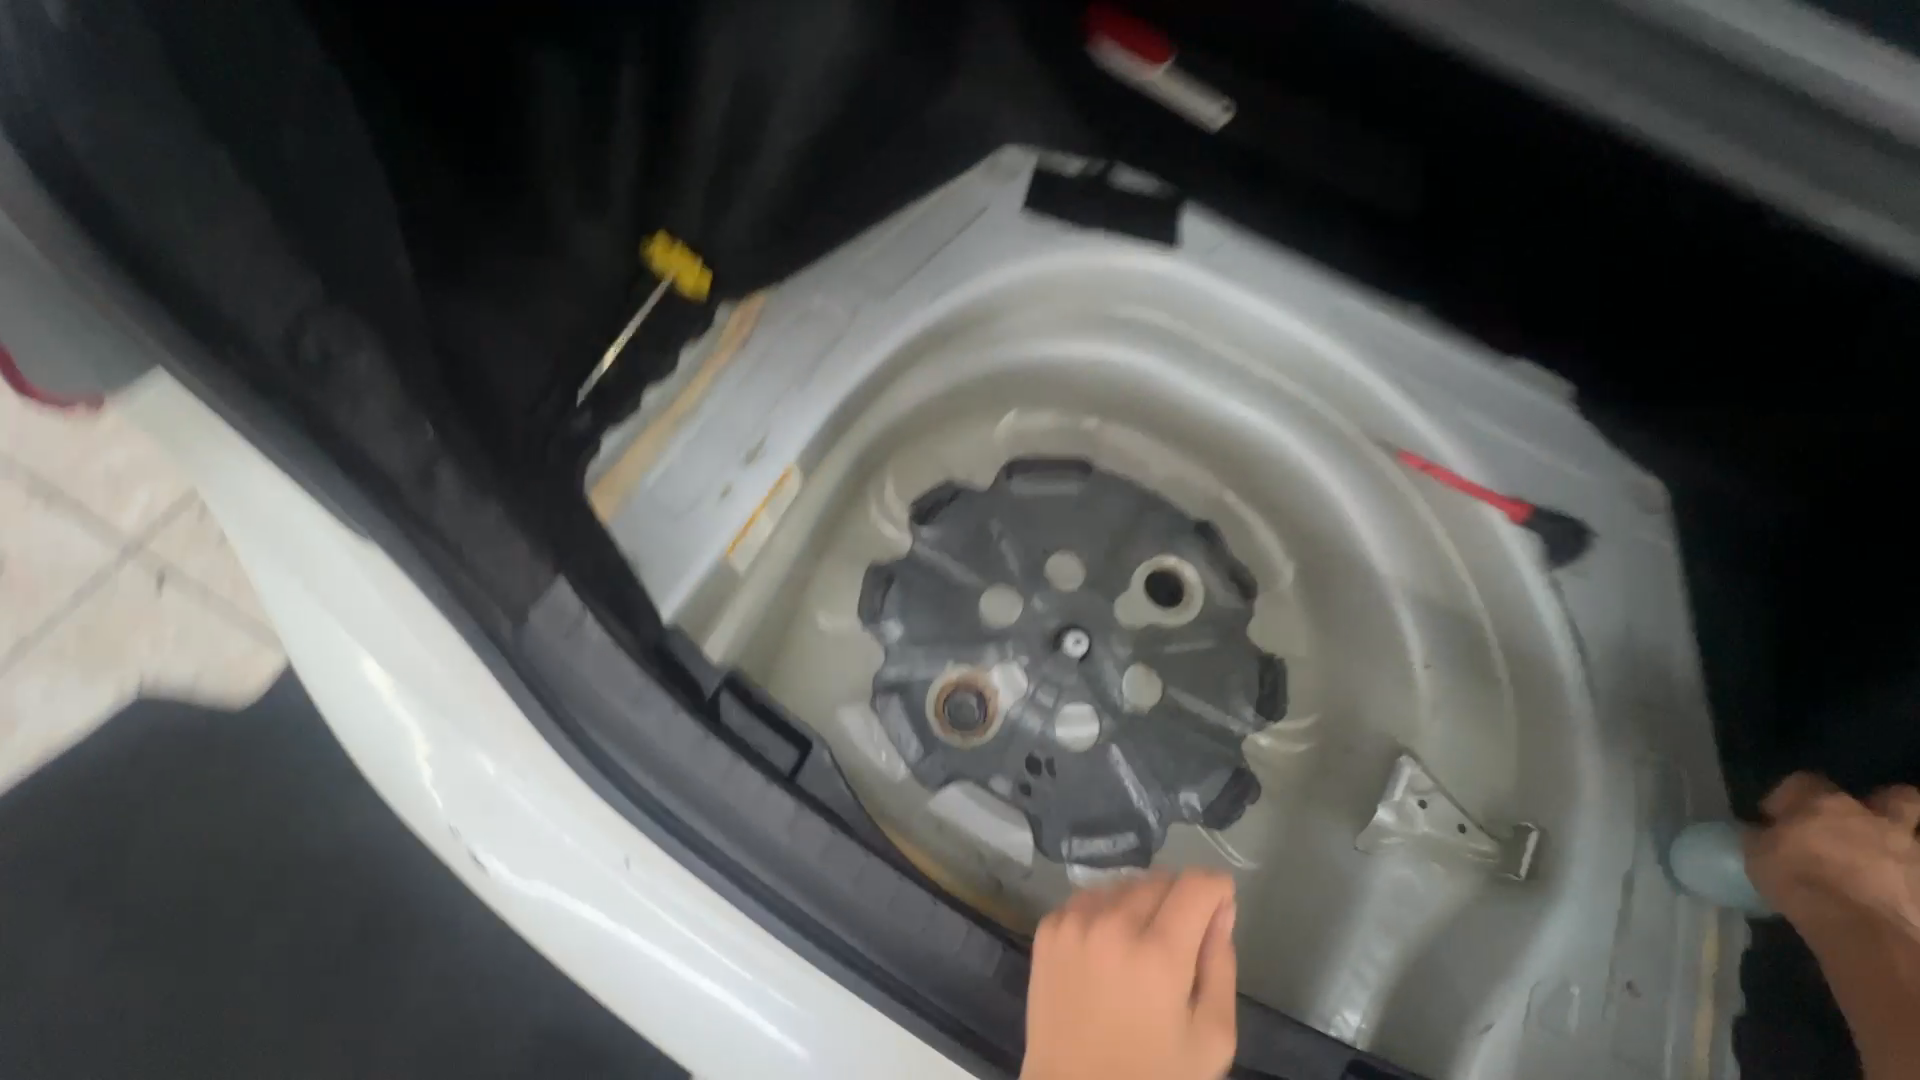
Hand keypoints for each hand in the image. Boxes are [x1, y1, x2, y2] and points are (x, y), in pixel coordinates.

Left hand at [1021, 870, 1237, 1079]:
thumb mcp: (1210, 1037)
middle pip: (1161, 879)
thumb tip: (1221, 909)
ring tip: (1142, 948)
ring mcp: (1074, 922)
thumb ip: (1220, 965)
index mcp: (1158, 954)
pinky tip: (1108, 951)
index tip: (1220, 908)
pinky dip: (1106, 912)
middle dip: (1181, 899)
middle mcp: (1112, 924)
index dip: (1217, 890)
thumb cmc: (1152, 1076)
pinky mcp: (1048, 928)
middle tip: (1182, 942)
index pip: (1197, 884)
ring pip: (1124, 884)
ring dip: (1142, 903)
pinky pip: (1089, 899)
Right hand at [1744, 772, 1919, 937]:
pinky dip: (1909, 877)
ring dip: (1900, 841)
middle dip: (1881, 805)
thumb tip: (1763, 832)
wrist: (1860, 928)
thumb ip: (1763, 836)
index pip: (1803, 781)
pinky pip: (1919, 873)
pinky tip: (1892, 890)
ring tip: (1880, 860)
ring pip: (1918, 832)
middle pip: (1895, 796)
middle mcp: (1873, 819)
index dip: (1788, 797)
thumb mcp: (1757, 855)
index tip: (1775, 818)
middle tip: (1857, 826)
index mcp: (1822, 804)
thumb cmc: (1798, 881)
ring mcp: (1911, 850)